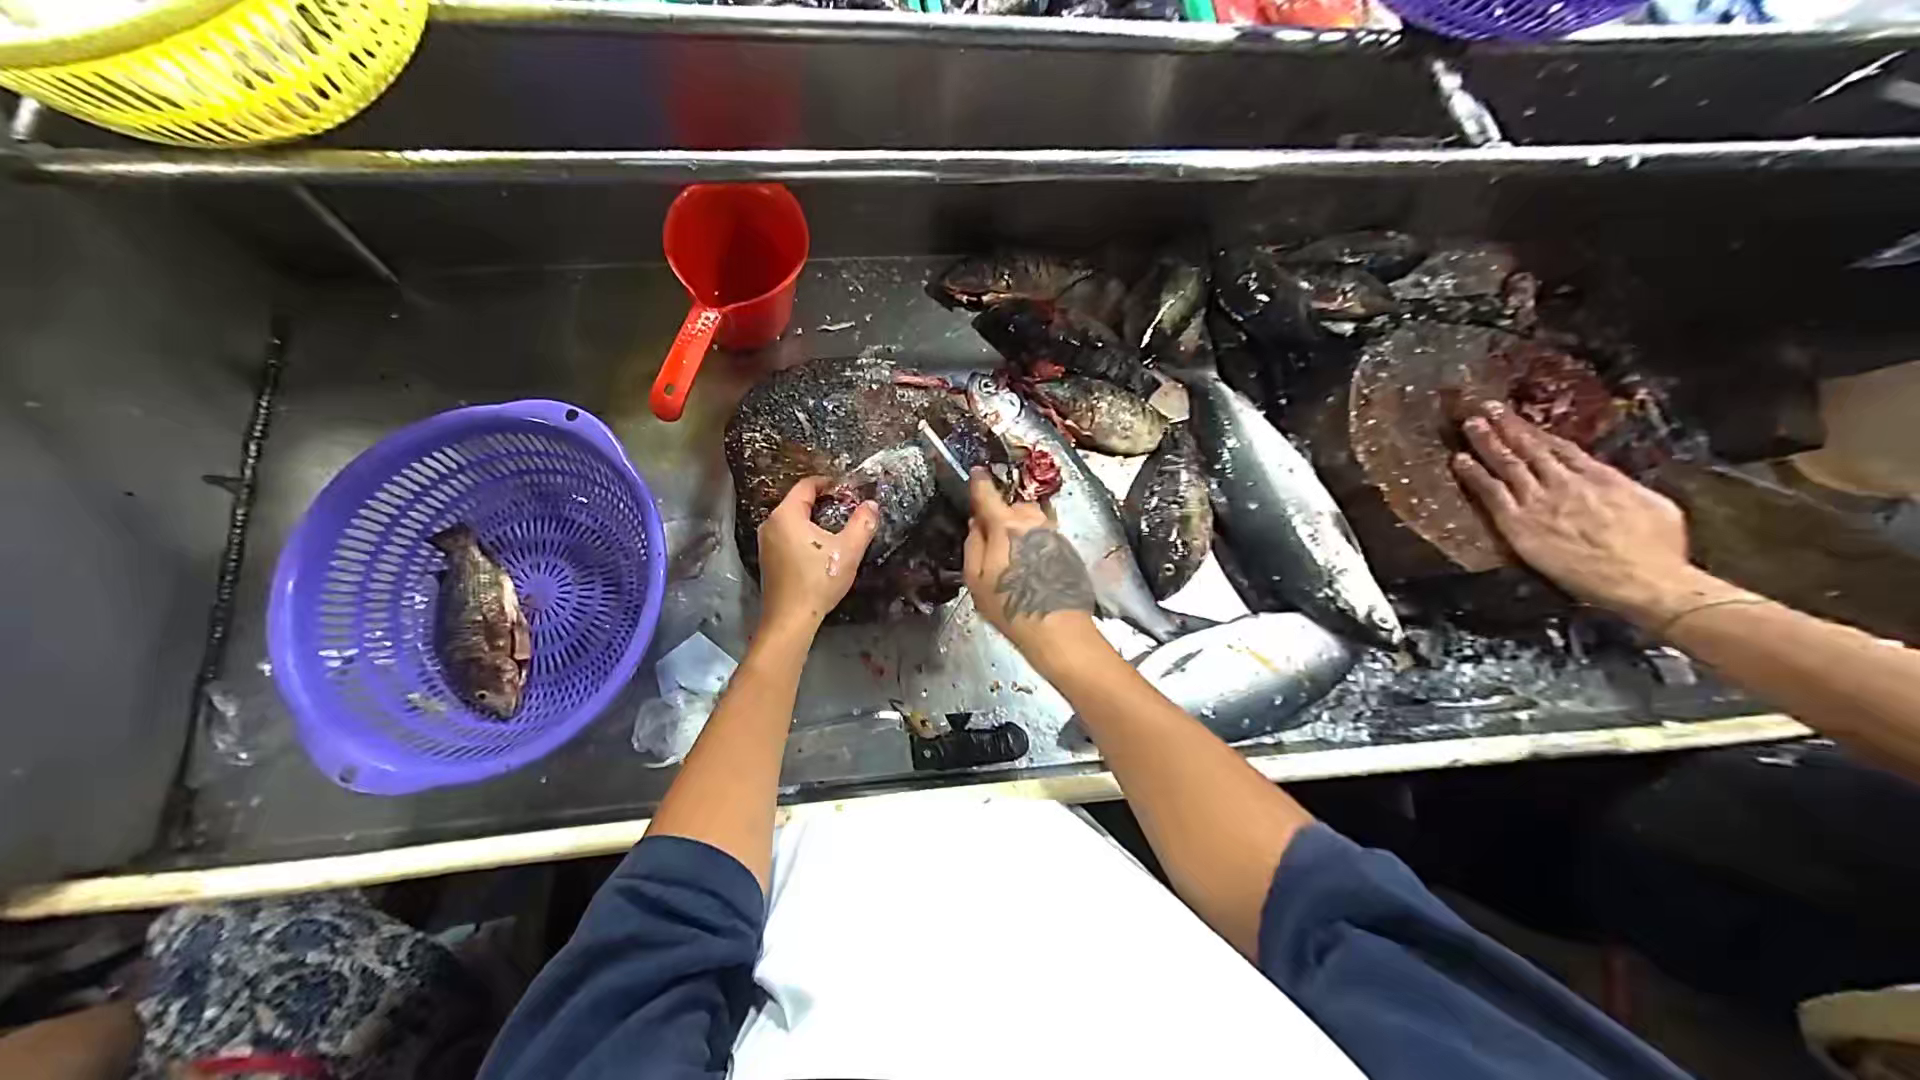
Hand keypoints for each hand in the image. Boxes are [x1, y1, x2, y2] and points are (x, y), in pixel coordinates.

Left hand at [756, 477, 878, 637]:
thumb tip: (871, 505)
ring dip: (814, 520)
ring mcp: (766, 543)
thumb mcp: (849, 550)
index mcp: (786, 515)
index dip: (829, 483)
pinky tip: (821, 549)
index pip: (806, 486)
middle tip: (847, 509)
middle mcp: (770, 524)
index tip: (848, 490)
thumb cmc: (818, 580)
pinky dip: (804, 535)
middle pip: (798, 502)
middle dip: (824, 502)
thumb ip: (862, 523)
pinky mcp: (768, 559)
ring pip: (793, 520)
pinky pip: (787, 536)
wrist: (791, 618)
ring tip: (838, 528)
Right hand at [963, 468, 1098, 660]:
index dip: (979, 482)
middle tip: (993, 542)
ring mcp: (1054, 533)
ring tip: (1014, 559)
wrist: (1059, 630)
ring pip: (1031, 520)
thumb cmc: (1011, 608)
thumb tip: (976, 523)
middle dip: (1002, 516)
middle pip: (1013, 507)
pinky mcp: (1068, 547)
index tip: (977, 472)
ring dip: (1021, 530)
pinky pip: (1045, 535)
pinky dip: (1035, 543)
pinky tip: (1032, 568)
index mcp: (1007, 525)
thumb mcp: (976, 580)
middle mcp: (1033, 521)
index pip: (988, 494)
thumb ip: (973, 544)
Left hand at [1451, 400, 1730, 626]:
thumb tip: (1613, 483)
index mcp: (1602, 478)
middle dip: (1508, 426)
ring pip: (1507, 463)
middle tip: (1488, 408)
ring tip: (1470, 424)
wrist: (1642, 578)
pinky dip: (1474, 473)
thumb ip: (1625, 490)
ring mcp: (1539, 500)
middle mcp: (1565, 483)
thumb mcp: (1654, 507)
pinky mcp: (1517, 521)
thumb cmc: (1657, 551)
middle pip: (1531, 448)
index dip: (1538, 433)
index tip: (1521, 421)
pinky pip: (1490, 491)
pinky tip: (1459, 459)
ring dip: (1487, 441)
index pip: (1562, 449)